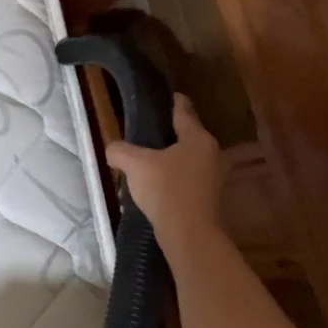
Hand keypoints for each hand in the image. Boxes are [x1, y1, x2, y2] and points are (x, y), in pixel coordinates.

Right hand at [104, 94, 223, 241]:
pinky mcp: (211, 197)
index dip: (174, 102)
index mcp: (198, 138)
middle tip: (149, 137)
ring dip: (173, 160)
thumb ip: (120, 151)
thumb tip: (112, 149)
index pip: (184, 112)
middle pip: (189, 137)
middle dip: (171, 136)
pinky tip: (160, 187)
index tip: (169, 95)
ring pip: (190, 160)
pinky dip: (176, 179)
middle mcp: (213, 153)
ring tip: (151, 165)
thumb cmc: (166, 190)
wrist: (189, 232)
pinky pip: (190, 180)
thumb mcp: (135, 165)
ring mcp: (216, 177)